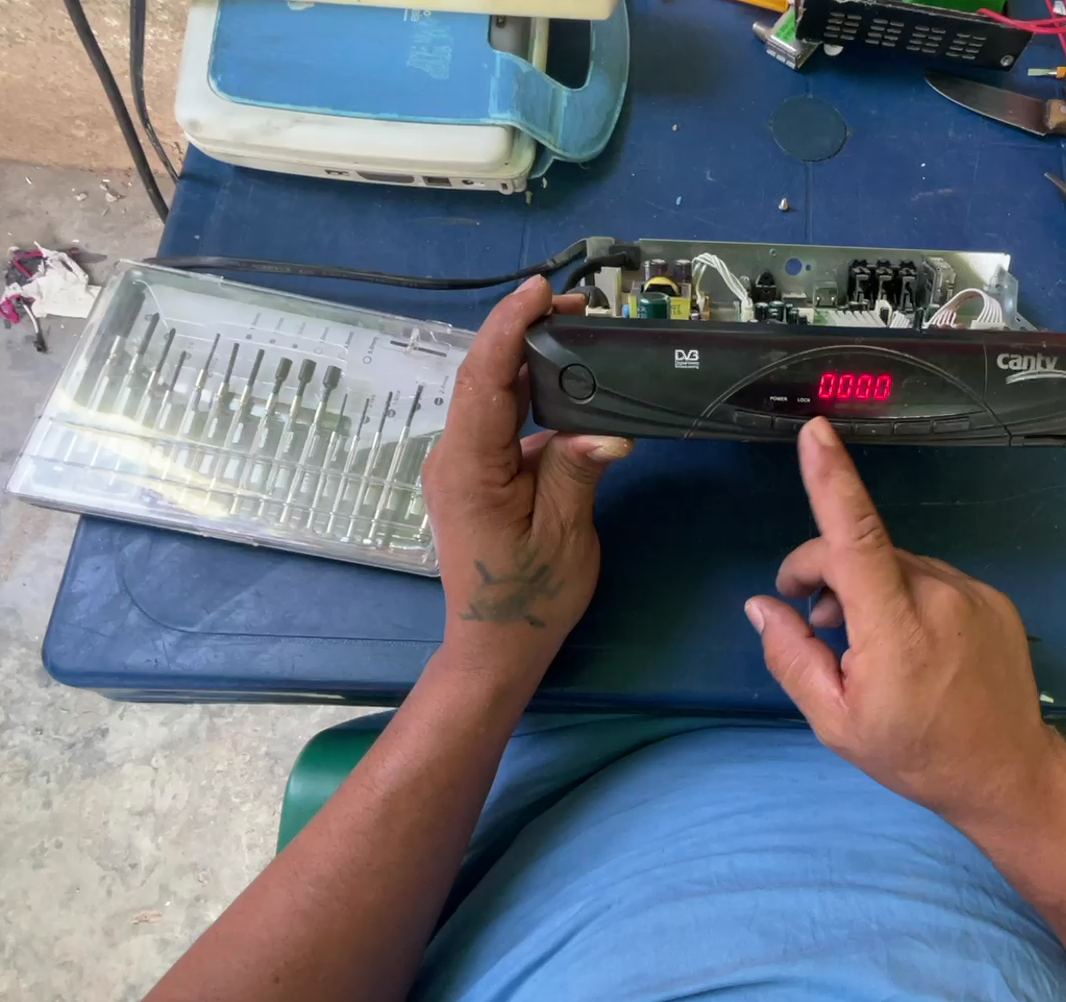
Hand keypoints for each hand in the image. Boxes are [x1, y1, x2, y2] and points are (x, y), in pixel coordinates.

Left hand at [424, 277, 632, 683]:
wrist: (495, 645)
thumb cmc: (529, 598)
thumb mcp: (563, 535)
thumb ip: (578, 473)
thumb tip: (609, 431)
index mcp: (469, 466)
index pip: (485, 378)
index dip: (510, 328)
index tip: (543, 291)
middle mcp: (455, 456)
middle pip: (484, 378)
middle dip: (525, 335)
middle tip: (581, 310)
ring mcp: (463, 465)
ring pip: (492, 398)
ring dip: (530, 364)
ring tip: (579, 337)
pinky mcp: (478, 476)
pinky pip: (501, 423)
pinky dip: (531, 397)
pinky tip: (568, 389)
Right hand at [744, 416, 1065, 826]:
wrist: (1009, 774)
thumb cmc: (914, 754)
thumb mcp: (835, 721)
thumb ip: (790, 657)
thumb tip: (761, 604)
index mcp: (897, 630)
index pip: (858, 538)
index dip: (834, 480)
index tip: (816, 433)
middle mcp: (939, 596)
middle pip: (861, 551)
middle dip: (821, 572)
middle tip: (811, 621)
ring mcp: (971, 592)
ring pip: (894, 562)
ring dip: (864, 584)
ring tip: (860, 639)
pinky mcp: (989, 596)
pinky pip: (927, 576)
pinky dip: (901, 592)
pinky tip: (906, 638)